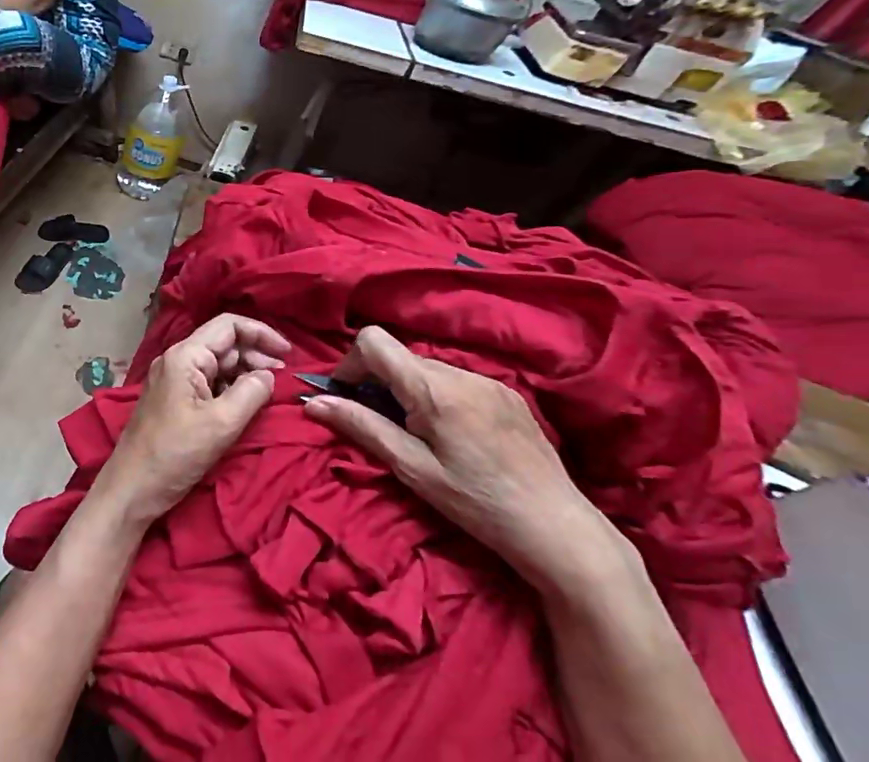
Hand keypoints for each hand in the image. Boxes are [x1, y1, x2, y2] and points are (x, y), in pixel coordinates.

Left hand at [92, 314, 290, 526]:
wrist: (132, 489)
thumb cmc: (175, 453)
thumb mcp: (222, 423)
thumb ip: (251, 392)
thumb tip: (269, 375)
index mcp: (185, 356)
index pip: (228, 325)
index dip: (261, 333)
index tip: (288, 353)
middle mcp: (178, 360)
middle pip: (225, 343)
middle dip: (257, 354)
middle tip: (284, 377)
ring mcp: (175, 380)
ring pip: (219, 364)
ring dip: (246, 372)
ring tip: (270, 390)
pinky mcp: (176, 400)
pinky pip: (210, 383)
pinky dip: (232, 388)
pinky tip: (248, 402)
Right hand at [302, 327, 635, 597]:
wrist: (555, 527)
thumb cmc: (476, 503)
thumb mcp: (411, 468)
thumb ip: (362, 427)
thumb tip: (312, 403)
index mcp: (433, 388)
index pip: (373, 341)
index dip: (350, 364)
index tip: (347, 399)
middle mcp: (461, 372)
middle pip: (400, 355)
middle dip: (377, 381)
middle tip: (379, 426)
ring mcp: (487, 380)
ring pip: (428, 367)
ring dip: (408, 390)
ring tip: (418, 435)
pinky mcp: (506, 393)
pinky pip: (456, 380)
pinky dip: (437, 396)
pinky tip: (452, 436)